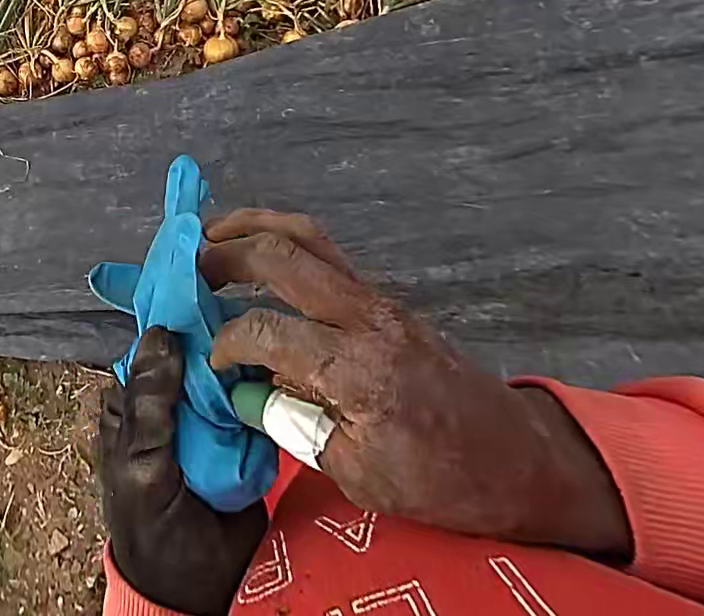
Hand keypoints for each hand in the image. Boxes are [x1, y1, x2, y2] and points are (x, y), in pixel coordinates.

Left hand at [98, 327, 268, 615]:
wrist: (201, 589)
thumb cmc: (152, 524)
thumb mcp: (140, 463)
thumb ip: (149, 404)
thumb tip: (162, 333)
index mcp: (133, 401)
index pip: (153, 346)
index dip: (177, 321)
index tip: (206, 295)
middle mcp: (168, 400)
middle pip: (193, 353)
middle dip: (216, 336)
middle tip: (245, 315)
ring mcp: (205, 415)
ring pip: (222, 371)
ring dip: (241, 359)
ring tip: (264, 336)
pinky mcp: (238, 430)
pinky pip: (248, 398)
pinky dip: (260, 387)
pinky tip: (276, 369)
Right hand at [202, 210, 631, 557]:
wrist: (516, 456)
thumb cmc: (440, 478)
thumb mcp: (359, 474)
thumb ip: (291, 422)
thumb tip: (241, 389)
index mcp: (355, 368)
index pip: (267, 331)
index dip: (226, 342)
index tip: (212, 362)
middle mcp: (362, 315)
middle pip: (282, 256)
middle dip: (225, 254)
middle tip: (188, 265)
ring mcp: (373, 296)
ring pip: (304, 234)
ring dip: (252, 225)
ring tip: (211, 232)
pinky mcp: (378, 293)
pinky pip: (321, 248)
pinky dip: (279, 237)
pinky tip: (255, 248)